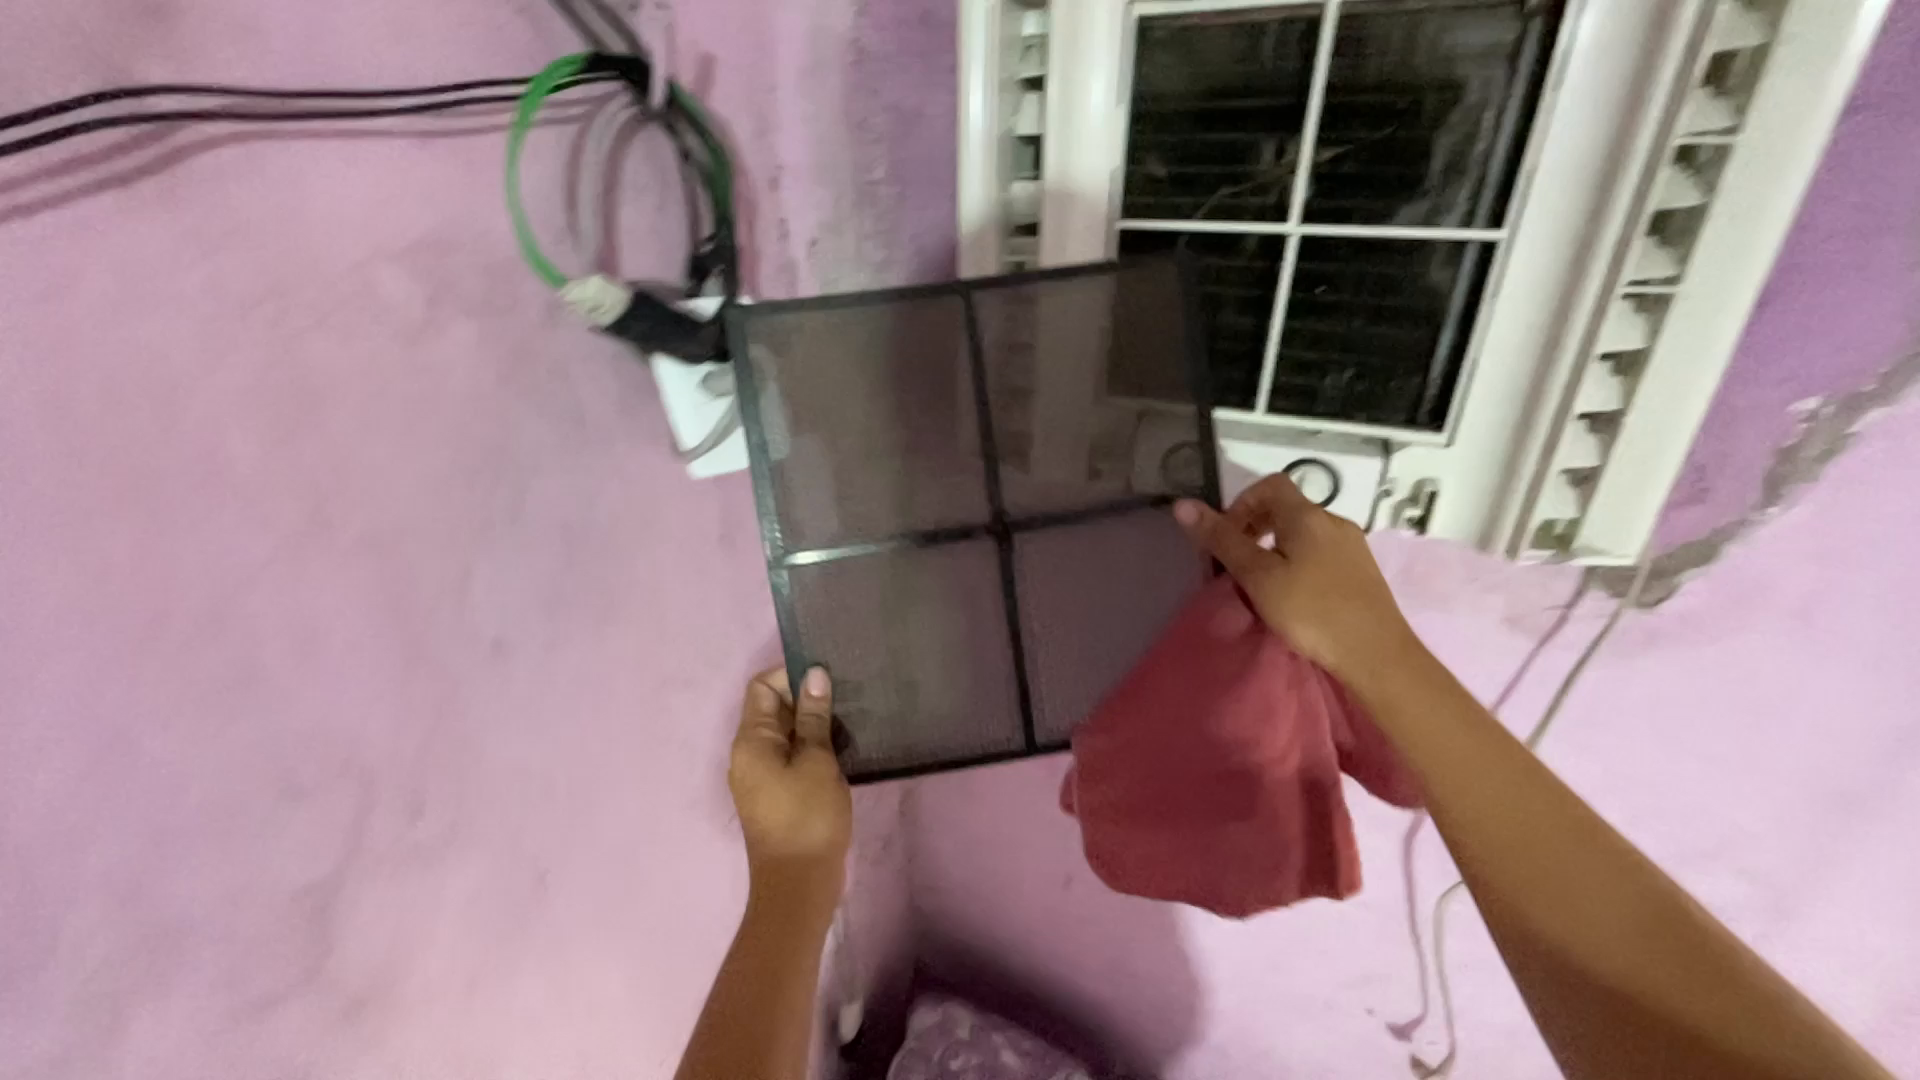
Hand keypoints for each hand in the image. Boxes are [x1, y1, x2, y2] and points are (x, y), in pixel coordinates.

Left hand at [730, 667, 853, 915]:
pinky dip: (811, 747)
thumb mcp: (817, 761)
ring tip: (848, 719)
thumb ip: (814, 718)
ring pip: (784, 734)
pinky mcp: (776, 794)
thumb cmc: (808, 817)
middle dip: (806, 698)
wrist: (799, 885)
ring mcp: (760, 776)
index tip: (828, 678)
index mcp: (751, 741)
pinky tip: (840, 749)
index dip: (791, 675)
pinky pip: (789, 756)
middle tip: (847, 696)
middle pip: (772, 709)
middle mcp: (748, 754)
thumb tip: (815, 675)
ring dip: (812, 724)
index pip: (762, 687)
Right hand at [1174, 475, 1422, 684]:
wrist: (1376, 654)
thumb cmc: (1311, 612)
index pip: (1269, 485)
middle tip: (1237, 566)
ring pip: (1302, 533)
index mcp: (1308, 516)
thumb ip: (1222, 540)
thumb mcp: (1257, 576)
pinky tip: (1293, 596)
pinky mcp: (1361, 570)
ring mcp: (1352, 546)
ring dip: (1274, 549)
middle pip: (1285, 508)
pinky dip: (1297, 563)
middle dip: (1254, 529)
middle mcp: (1333, 521)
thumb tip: (1183, 505)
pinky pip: (1319, 552)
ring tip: (1261, 585)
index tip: (1228, 539)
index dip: (1240, 504)